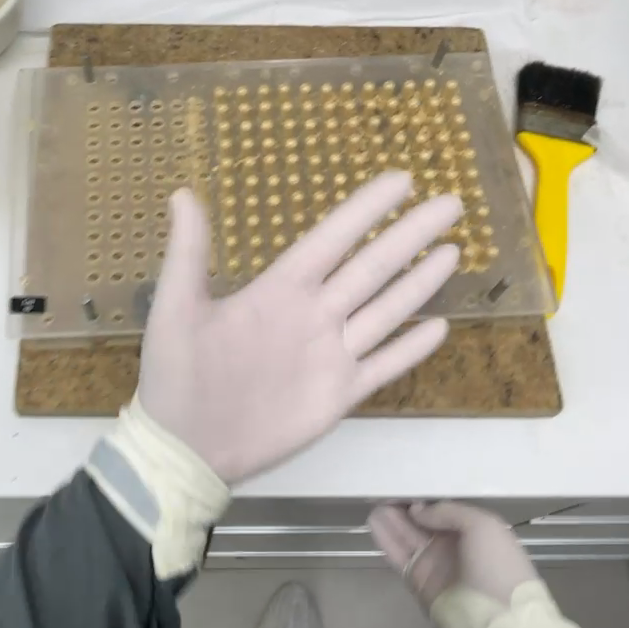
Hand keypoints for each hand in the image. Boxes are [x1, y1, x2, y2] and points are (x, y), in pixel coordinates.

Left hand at [138, 171, 462, 481]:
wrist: (186, 447)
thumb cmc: (176, 375)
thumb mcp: (176, 308)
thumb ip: (188, 252)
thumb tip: (183, 192)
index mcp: (278, 290)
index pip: (332, 239)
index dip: (365, 210)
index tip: (401, 180)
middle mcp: (312, 315)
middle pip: (372, 267)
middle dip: (410, 234)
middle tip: (450, 202)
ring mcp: (330, 355)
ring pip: (385, 310)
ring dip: (418, 282)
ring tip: (452, 250)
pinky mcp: (339, 394)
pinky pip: (383, 365)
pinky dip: (411, 349)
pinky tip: (438, 326)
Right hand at [369, 502, 595, 627]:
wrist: (501, 625)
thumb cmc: (499, 568)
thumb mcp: (484, 526)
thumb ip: (448, 511)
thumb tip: (418, 510)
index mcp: (477, 531)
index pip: (446, 509)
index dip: (428, 497)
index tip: (409, 483)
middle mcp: (455, 546)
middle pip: (424, 521)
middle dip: (406, 506)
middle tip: (384, 489)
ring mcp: (436, 564)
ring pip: (408, 536)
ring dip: (392, 519)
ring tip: (374, 500)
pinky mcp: (419, 581)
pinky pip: (399, 556)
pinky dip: (386, 539)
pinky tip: (374, 521)